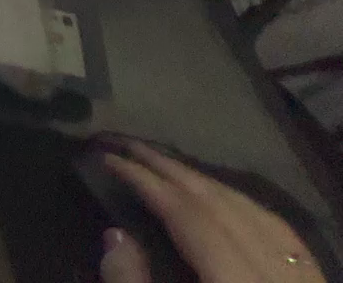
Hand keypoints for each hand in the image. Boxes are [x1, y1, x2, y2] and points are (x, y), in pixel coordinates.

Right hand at [100, 141, 324, 282]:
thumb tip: (115, 234)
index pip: (188, 216)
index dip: (144, 180)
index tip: (105, 156)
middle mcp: (278, 278)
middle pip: (225, 210)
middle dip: (171, 170)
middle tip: (126, 143)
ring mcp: (306, 282)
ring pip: (261, 218)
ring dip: (208, 184)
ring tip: (166, 165)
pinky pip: (288, 238)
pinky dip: (250, 208)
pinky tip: (225, 198)